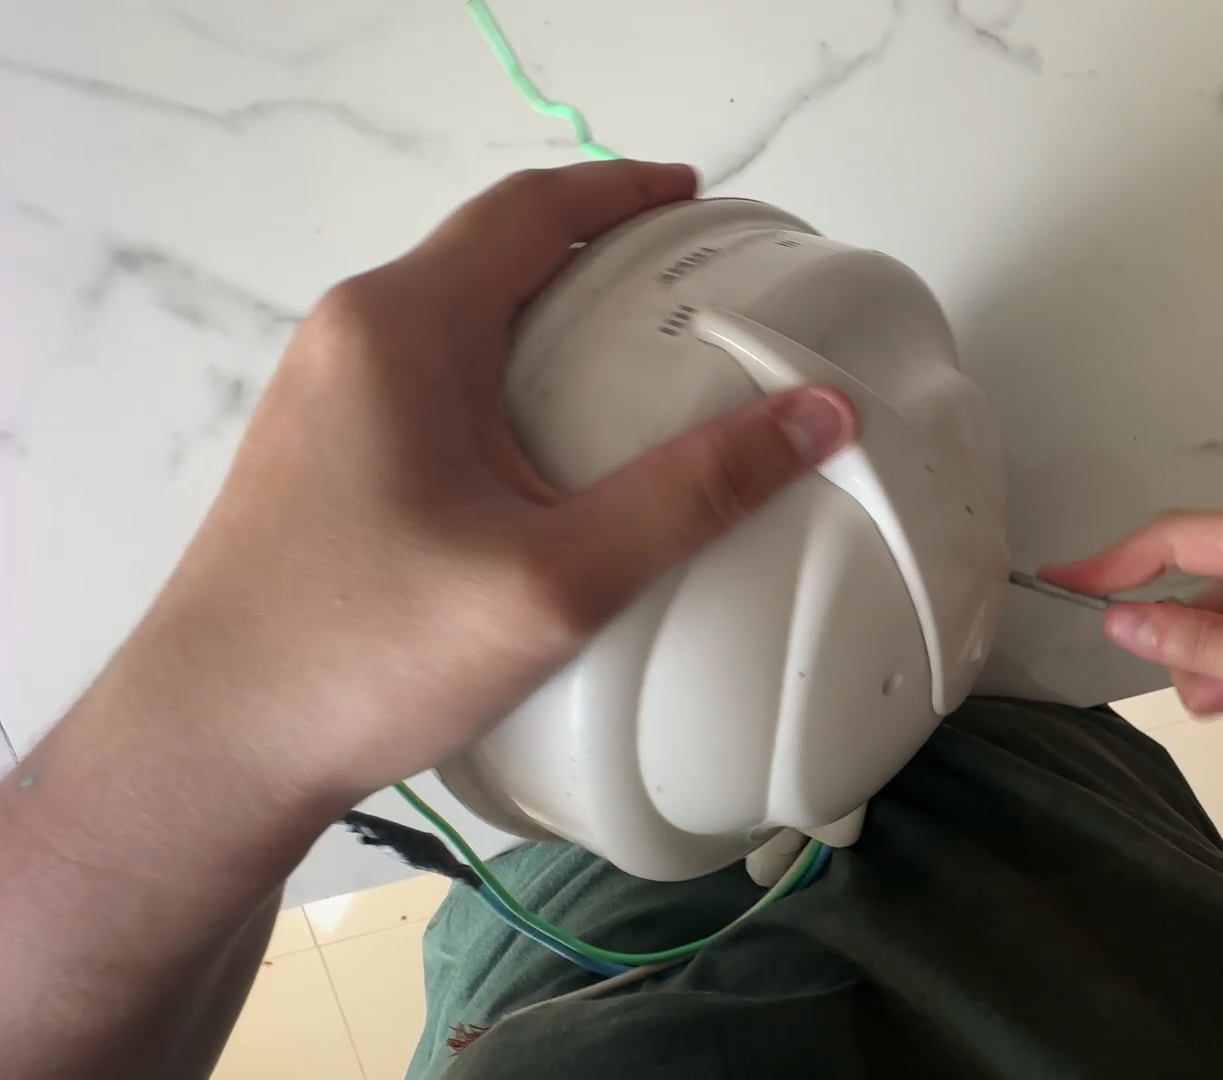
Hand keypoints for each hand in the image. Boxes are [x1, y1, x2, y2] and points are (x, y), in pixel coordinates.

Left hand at [108, 161, 857, 808]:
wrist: (215, 754)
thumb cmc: (377, 652)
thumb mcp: (565, 576)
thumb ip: (698, 493)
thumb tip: (822, 415)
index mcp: (403, 331)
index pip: (527, 213)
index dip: (621, 191)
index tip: (695, 199)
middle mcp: (359, 344)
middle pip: (501, 256)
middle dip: (605, 252)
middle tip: (699, 287)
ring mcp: (343, 401)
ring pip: (478, 320)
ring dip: (567, 314)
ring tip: (654, 356)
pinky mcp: (347, 455)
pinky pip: (457, 380)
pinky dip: (534, 372)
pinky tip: (579, 438)